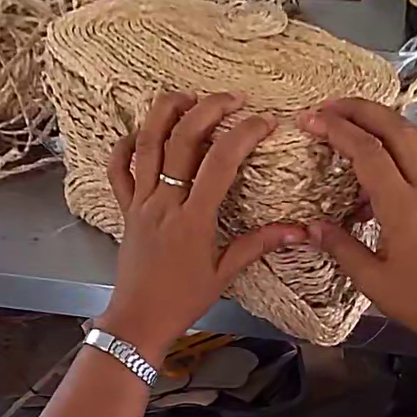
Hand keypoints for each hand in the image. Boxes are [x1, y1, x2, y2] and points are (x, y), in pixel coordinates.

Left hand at [96, 91, 307, 360]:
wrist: (138, 320)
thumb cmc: (182, 301)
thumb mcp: (224, 274)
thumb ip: (258, 245)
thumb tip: (298, 231)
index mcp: (193, 219)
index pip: (220, 162)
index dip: (244, 134)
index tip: (264, 123)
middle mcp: (164, 203)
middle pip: (182, 139)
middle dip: (208, 108)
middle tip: (232, 98)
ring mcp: (140, 203)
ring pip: (146, 144)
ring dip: (166, 112)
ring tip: (187, 95)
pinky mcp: (124, 209)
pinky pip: (118, 170)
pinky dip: (126, 145)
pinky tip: (141, 131)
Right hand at [299, 98, 416, 350]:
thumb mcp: (372, 279)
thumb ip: (340, 247)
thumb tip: (311, 226)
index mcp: (404, 208)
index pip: (369, 152)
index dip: (338, 130)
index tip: (310, 119)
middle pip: (397, 129)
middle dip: (362, 109)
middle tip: (329, 105)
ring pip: (411, 140)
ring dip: (379, 123)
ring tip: (347, 123)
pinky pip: (415, 161)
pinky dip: (391, 148)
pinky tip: (369, 169)